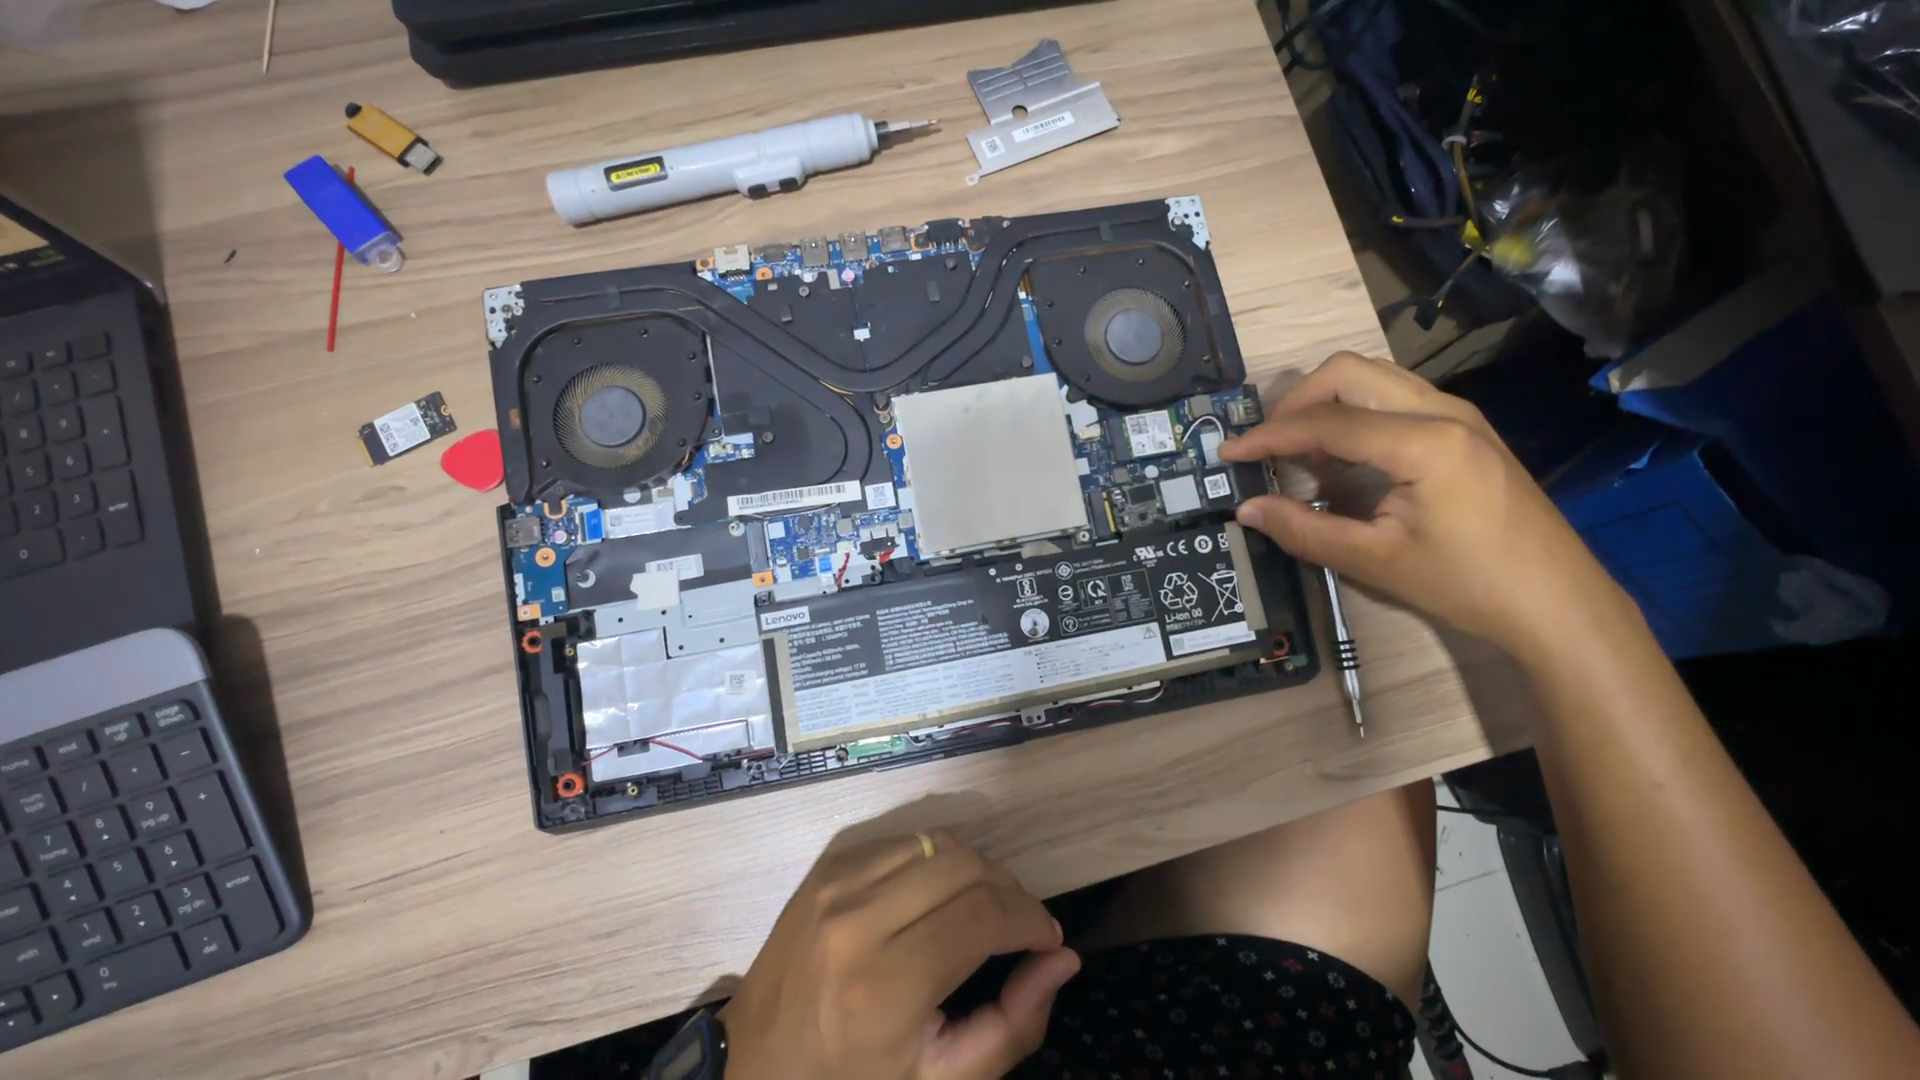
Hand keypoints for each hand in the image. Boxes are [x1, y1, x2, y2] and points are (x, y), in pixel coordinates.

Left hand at [719, 831, 1079, 1079]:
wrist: (759, 1060)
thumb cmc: (854, 1078)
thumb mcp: (940, 1078)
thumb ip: (1012, 1024)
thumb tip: (1061, 958)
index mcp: (885, 984)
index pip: (985, 914)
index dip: (1032, 919)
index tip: (1047, 939)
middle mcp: (858, 920)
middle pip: (967, 866)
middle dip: (1011, 891)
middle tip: (1020, 926)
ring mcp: (836, 884)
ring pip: (939, 843)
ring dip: (977, 870)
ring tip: (984, 909)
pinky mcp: (827, 867)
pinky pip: (905, 841)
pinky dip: (937, 861)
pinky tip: (939, 896)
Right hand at [1220, 352, 1627, 658]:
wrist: (1557, 602)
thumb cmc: (1467, 584)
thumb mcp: (1375, 562)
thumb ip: (1304, 530)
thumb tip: (1247, 509)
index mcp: (1424, 442)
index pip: (1328, 420)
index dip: (1269, 436)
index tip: (1227, 454)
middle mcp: (1443, 411)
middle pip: (1349, 372)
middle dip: (1296, 401)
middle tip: (1265, 445)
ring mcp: (1460, 415)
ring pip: (1374, 378)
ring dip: (1327, 403)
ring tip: (1297, 452)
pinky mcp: (1466, 430)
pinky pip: (1395, 399)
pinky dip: (1355, 413)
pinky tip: (1341, 458)